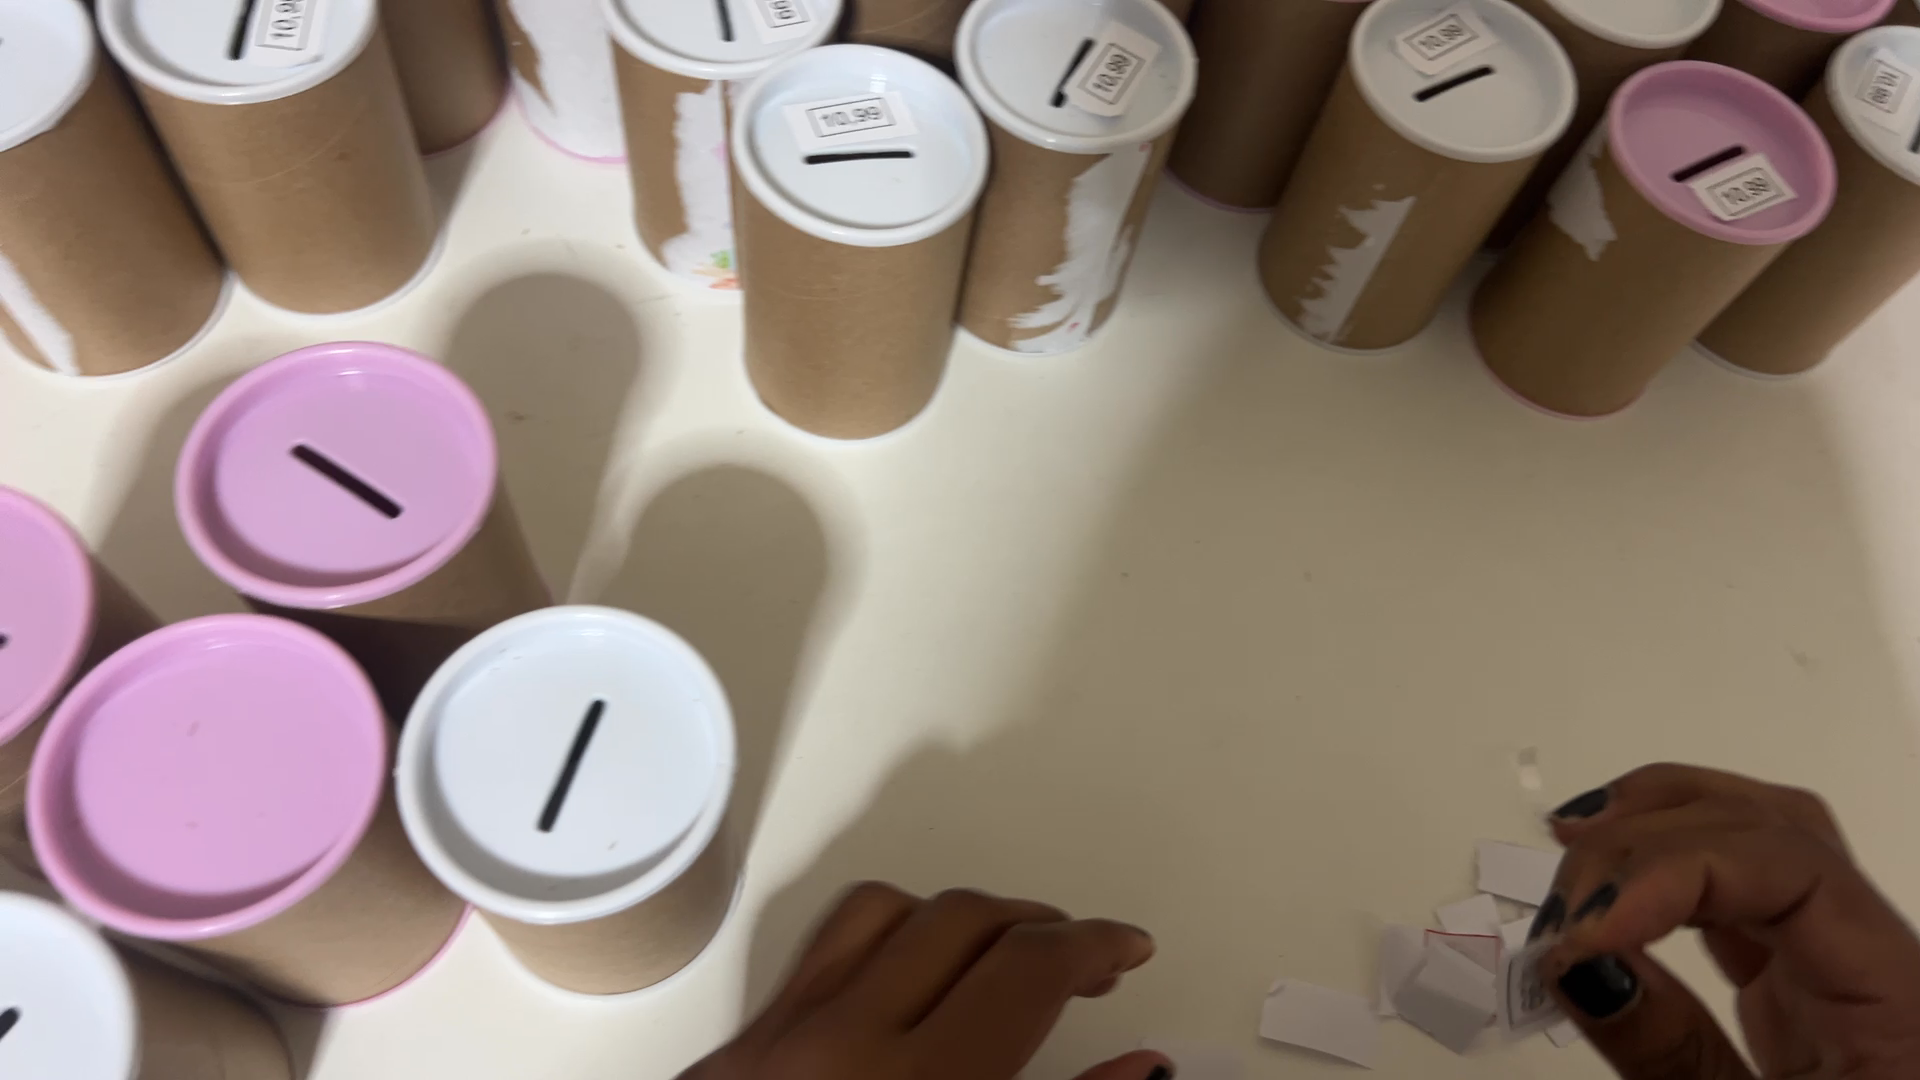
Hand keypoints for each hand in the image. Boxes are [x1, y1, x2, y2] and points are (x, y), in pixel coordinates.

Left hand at [682, 883, 1167, 1079]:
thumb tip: (1145, 1063)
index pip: (1022, 972)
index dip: (1091, 944)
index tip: (1127, 945)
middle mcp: (838, 1048)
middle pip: (961, 922)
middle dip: (1038, 925)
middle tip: (1079, 956)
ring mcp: (776, 1037)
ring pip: (887, 910)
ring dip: (962, 917)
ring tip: (1004, 946)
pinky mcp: (738, 1044)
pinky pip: (825, 945)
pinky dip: (887, 929)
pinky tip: (914, 958)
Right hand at [1534, 764, 1919, 1078]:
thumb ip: (1673, 1054)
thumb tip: (1571, 959)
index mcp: (1906, 1007)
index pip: (1787, 864)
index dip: (1664, 868)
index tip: (1580, 930)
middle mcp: (1881, 960)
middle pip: (1760, 823)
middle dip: (1637, 840)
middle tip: (1562, 906)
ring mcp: (1836, 959)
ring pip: (1746, 825)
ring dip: (1642, 821)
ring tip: (1566, 845)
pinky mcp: (1791, 973)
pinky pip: (1723, 878)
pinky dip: (1648, 855)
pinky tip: (1600, 875)